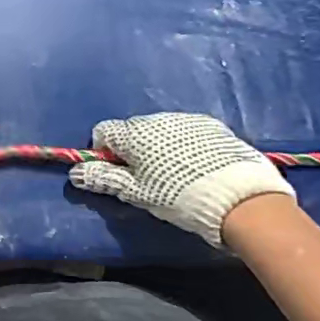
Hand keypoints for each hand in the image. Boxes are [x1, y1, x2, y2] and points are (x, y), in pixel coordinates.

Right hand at [67, 113, 295, 246]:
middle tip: (146, 177)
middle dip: (133, 149)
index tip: (118, 172)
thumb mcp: (136, 192)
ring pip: (161, 130)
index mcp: (134, 133)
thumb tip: (76, 172)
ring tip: (175, 173)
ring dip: (159, 146)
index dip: (105, 153)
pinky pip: (187, 132)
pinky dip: (184, 146)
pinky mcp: (216, 128)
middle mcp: (159, 120)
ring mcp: (190, 121)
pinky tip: (197, 167)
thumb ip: (104, 178)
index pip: (104, 132)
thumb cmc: (179, 196)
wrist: (243, 200)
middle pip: (133, 130)